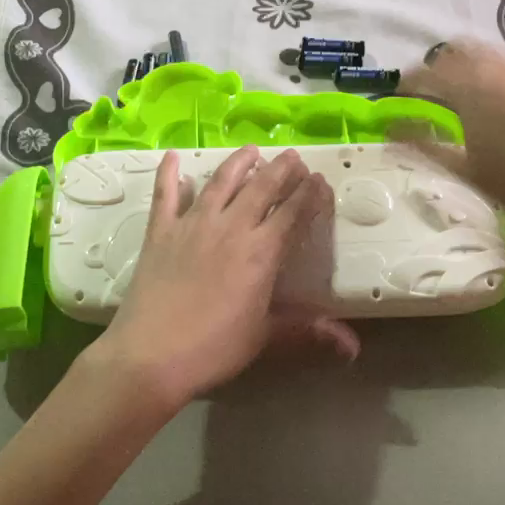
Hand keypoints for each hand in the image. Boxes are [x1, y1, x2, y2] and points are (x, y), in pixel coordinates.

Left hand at [92, 147, 358, 409]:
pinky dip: (170, 173)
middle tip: (292, 156)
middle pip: (261, 188)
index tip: (319, 180)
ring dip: (238, 163)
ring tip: (250, 149)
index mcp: (261, 252)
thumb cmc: (214, 348)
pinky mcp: (161, 231)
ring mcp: (192, 224)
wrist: (151, 354)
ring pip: (220, 182)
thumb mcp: (264, 339)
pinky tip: (173, 156)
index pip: (292, 213)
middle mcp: (230, 227)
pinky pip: (166, 194)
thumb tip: (353, 347)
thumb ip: (307, 333)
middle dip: (281, 169)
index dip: (309, 195)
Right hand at [399, 41, 504, 231]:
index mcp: (469, 87)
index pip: (425, 74)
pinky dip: (489, 73)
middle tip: (426, 93)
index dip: (407, 84)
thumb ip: (425, 145)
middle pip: (454, 53)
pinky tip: (494, 103)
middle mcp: (495, 68)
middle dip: (434, 68)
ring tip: (458, 95)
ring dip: (463, 66)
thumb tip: (392, 133)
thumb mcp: (465, 168)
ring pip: (483, 54)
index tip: (397, 98)